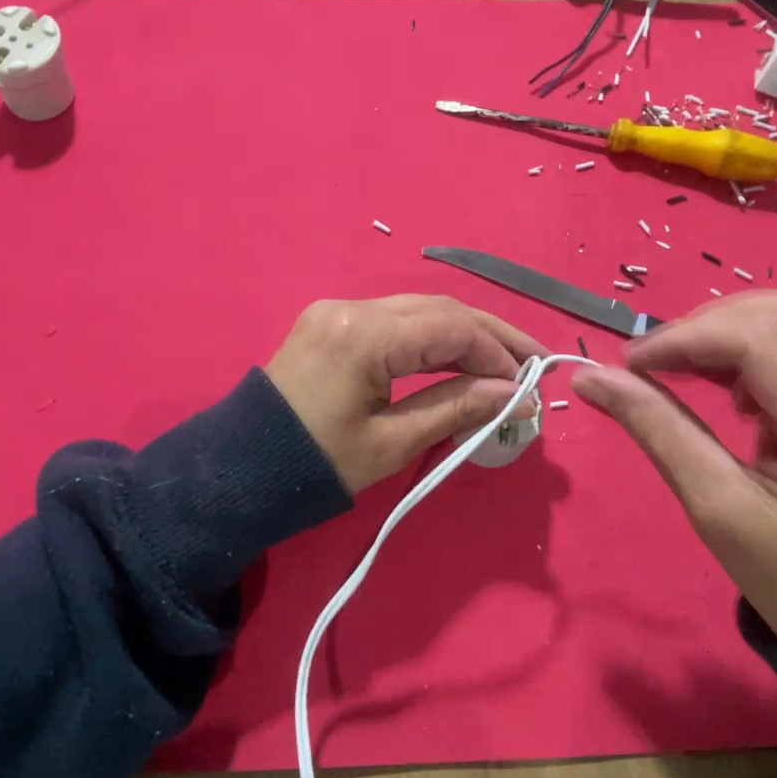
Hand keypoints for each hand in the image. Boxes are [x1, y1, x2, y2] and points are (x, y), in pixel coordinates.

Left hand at [265, 295, 548, 493]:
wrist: (243, 469)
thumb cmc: (318, 464)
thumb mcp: (391, 443)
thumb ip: (455, 409)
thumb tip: (516, 396)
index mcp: (363, 335)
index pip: (449, 327)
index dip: (495, 352)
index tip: (528, 384)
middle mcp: (350, 308)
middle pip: (437, 308)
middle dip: (488, 334)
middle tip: (532, 362)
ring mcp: (336, 311)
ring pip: (416, 310)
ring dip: (461, 333)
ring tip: (502, 363)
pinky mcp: (330, 323)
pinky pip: (393, 320)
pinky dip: (429, 338)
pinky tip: (456, 359)